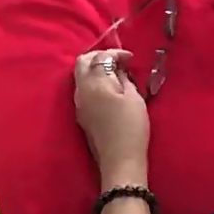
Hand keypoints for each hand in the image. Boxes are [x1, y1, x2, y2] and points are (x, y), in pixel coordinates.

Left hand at [74, 49, 148, 181]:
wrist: (120, 160)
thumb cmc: (131, 127)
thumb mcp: (134, 98)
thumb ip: (123, 78)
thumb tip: (118, 69)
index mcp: (94, 83)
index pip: (99, 56)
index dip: (115, 53)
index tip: (130, 58)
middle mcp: (81, 90)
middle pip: (82, 62)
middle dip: (99, 56)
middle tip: (118, 61)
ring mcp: (78, 103)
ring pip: (80, 75)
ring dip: (95, 68)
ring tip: (114, 73)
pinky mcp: (80, 114)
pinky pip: (82, 88)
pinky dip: (93, 81)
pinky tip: (108, 87)